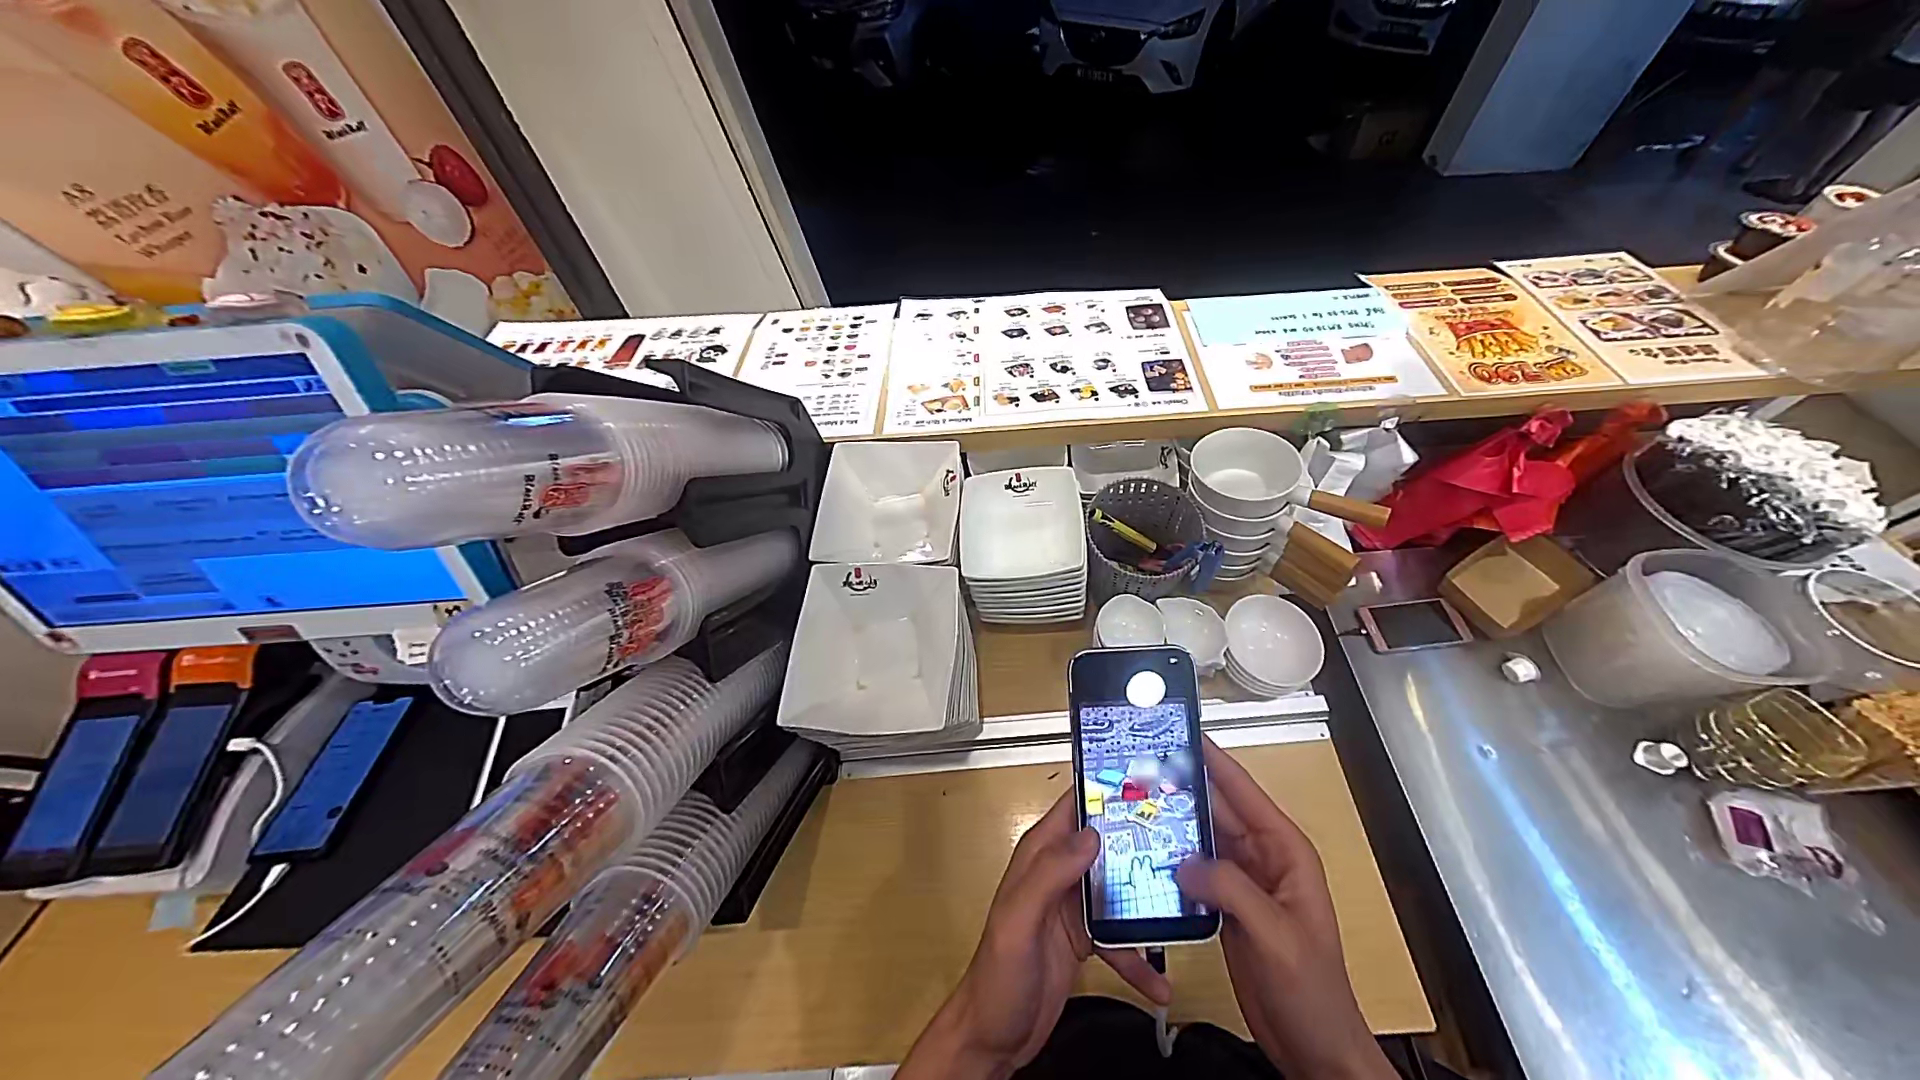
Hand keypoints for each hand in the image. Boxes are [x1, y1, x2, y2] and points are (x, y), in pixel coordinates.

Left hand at [898, 790, 1170, 1079]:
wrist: (993, 1035)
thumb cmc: (995, 977)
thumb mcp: (1018, 921)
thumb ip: (1048, 875)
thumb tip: (1088, 836)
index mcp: (1038, 859)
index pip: (1072, 808)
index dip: (1103, 791)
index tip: (1143, 784)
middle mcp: (1056, 874)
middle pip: (1104, 843)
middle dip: (1138, 841)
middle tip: (1178, 842)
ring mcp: (1071, 905)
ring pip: (1117, 886)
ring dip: (1145, 898)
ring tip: (1179, 906)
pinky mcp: (1083, 937)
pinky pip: (1119, 936)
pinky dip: (1139, 954)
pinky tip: (1157, 977)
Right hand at [1175, 737, 1395, 1079]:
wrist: (1312, 1045)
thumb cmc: (1312, 991)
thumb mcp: (1276, 935)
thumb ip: (1232, 889)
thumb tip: (1186, 861)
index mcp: (1284, 851)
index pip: (1243, 791)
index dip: (1213, 759)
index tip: (1182, 733)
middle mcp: (1261, 856)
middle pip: (1216, 808)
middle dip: (1182, 785)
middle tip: (1142, 765)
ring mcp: (1241, 878)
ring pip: (1201, 834)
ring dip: (1173, 819)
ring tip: (1136, 797)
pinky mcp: (1223, 900)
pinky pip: (1193, 865)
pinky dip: (1171, 854)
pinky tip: (1146, 846)